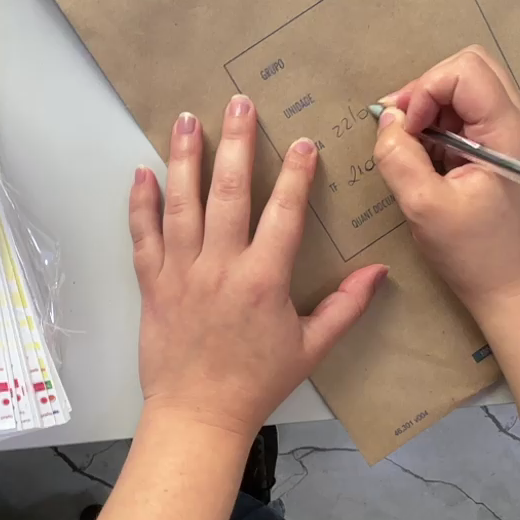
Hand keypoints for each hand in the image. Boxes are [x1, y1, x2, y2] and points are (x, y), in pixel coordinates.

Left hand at [129, 95, 386, 438]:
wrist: (199, 415)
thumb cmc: (257, 383)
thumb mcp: (312, 348)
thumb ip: (346, 307)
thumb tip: (379, 271)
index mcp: (264, 280)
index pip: (284, 213)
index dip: (297, 174)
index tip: (304, 142)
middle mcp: (221, 266)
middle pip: (230, 192)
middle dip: (237, 143)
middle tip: (238, 103)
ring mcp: (181, 272)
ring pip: (182, 204)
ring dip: (185, 158)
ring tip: (187, 119)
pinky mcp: (152, 284)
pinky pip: (143, 236)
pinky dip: (140, 203)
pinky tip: (141, 171)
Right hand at [372, 46, 519, 314]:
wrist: (506, 286)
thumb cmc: (471, 252)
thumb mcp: (423, 206)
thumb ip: (399, 157)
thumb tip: (387, 120)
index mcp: (508, 130)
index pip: (464, 70)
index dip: (424, 90)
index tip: (406, 131)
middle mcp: (517, 122)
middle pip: (468, 69)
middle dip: (425, 91)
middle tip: (400, 128)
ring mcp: (512, 134)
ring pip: (466, 90)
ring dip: (430, 109)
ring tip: (409, 147)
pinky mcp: (502, 149)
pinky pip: (466, 116)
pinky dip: (438, 127)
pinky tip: (424, 158)